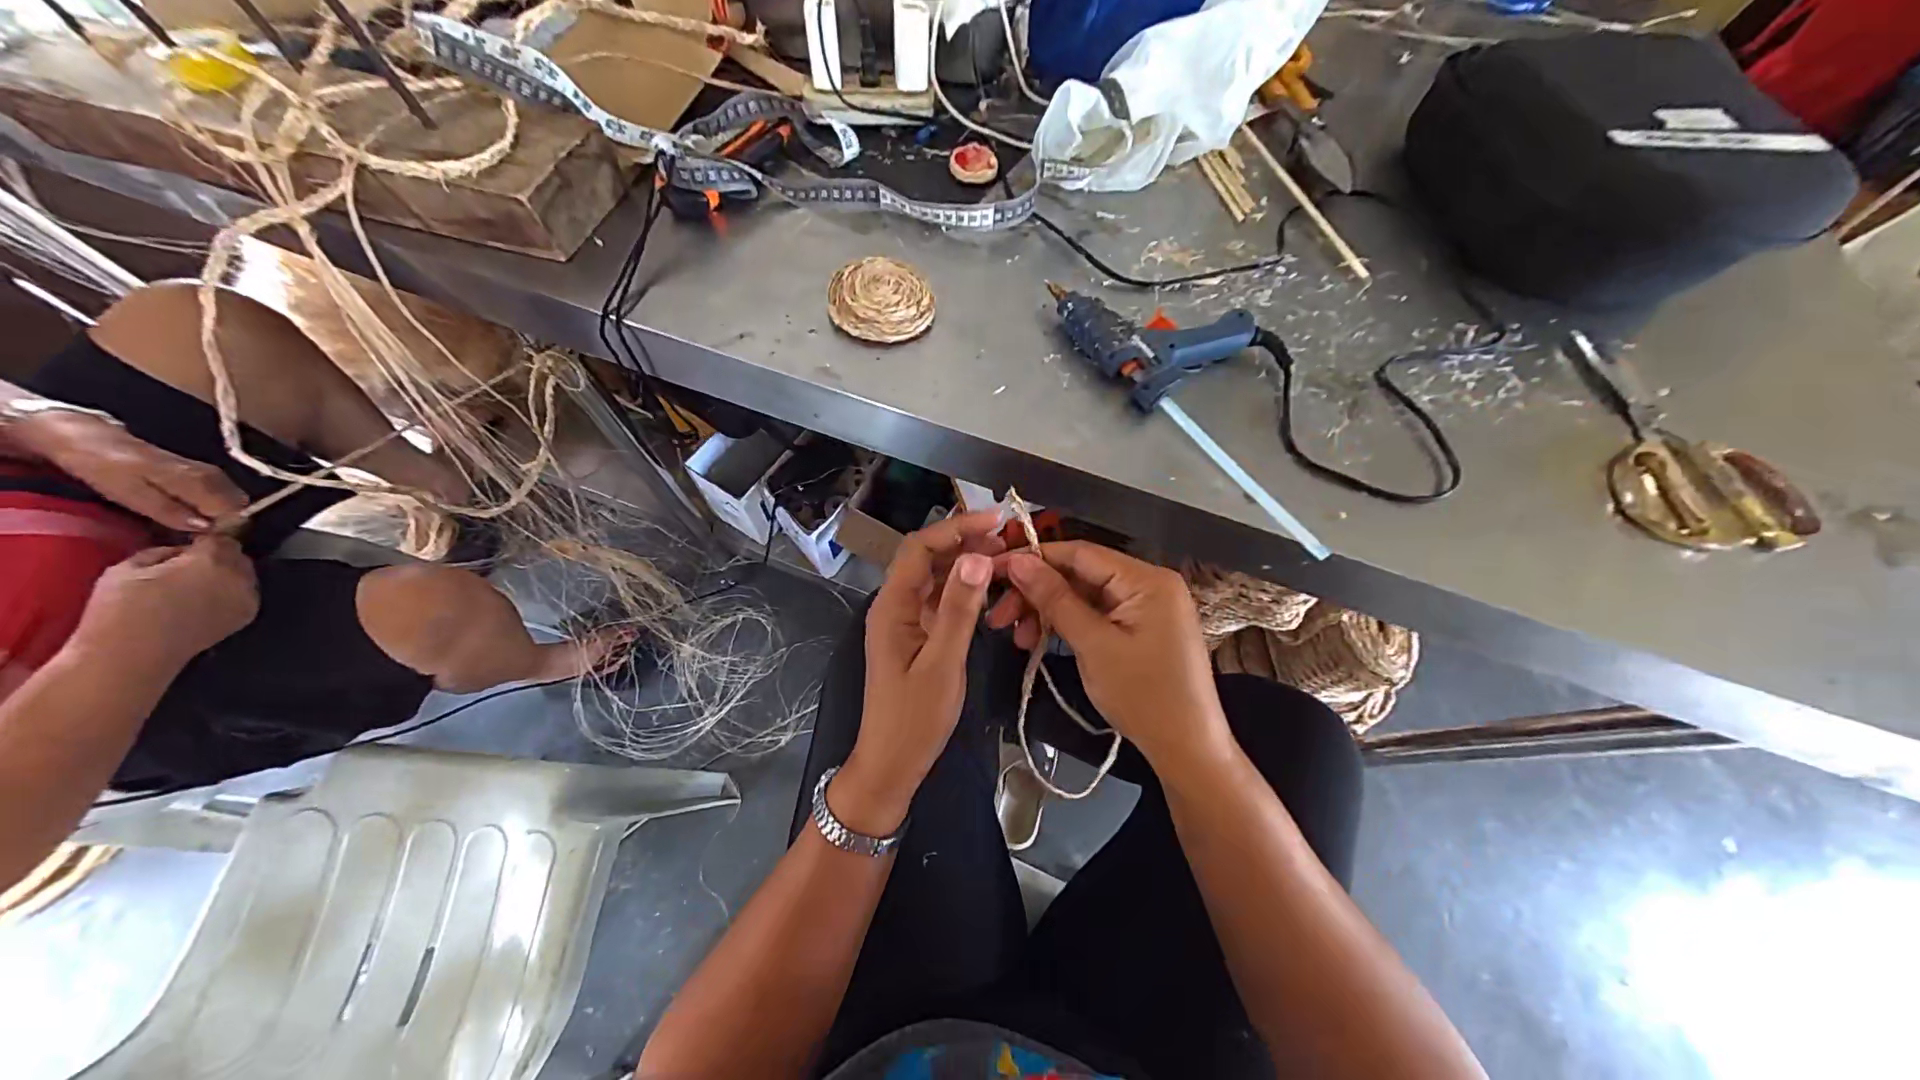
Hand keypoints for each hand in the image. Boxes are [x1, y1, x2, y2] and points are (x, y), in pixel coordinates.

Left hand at [8, 408, 246, 531]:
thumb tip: (206, 528)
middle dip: (222, 526)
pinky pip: (223, 499)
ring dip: (216, 519)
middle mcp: (216, 477)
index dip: (221, 530)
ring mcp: (214, 475)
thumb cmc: (105, 469)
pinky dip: (211, 510)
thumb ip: (168, 510)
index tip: (197, 540)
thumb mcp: (129, 494)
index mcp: (201, 482)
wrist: (89, 440)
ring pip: (233, 505)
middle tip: (189, 536)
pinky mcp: (207, 475)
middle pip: (239, 510)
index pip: (235, 514)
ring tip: (186, 528)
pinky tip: (187, 515)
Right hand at [70, 535, 258, 673]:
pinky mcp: (247, 615)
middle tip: (188, 566)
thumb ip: (163, 551)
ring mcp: (248, 597)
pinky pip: (244, 594)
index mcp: (212, 561)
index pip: (220, 539)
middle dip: (217, 557)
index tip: (188, 545)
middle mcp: (239, 577)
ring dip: (226, 575)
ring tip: (194, 585)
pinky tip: (204, 601)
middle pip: (236, 556)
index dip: (203, 541)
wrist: (132, 655)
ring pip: (244, 575)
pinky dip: (230, 592)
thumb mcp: (127, 567)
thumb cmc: (122, 609)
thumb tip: (181, 551)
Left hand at [833, 511, 1005, 835]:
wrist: (891, 764)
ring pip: (934, 578)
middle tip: (1007, 537)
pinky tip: (988, 588)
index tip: (996, 519)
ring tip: (1004, 555)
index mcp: (892, 606)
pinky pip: (939, 601)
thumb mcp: (942, 663)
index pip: (920, 549)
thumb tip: (977, 557)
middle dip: (964, 541)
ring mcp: (905, 622)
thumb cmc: (914, 719)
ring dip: (965, 563)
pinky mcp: (916, 637)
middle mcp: (894, 606)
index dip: (956, 527)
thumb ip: (959, 609)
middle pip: (926, 558)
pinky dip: (962, 590)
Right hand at [988, 542, 1232, 772]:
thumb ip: (1054, 599)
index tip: (993, 570)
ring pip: (1083, 596)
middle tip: (998, 615)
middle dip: (1036, 593)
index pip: (1079, 552)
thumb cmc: (1144, 696)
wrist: (1188, 749)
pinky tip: (1038, 640)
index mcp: (1146, 579)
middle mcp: (1148, 583)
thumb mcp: (1093, 645)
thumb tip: (1019, 561)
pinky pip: (1096, 615)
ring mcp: (1146, 607)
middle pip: (1079, 574)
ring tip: (1016, 637)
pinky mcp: (1140, 629)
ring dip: (1047, 612)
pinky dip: (1067, 625)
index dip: (1033, 558)